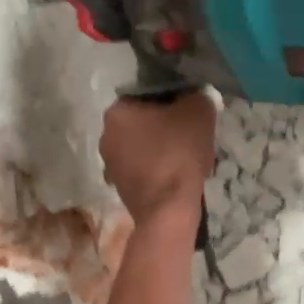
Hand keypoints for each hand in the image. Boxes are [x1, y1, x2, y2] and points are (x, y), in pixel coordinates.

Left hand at [100, 91, 216, 224]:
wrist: (168, 209)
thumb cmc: (178, 153)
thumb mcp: (198, 112)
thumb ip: (198, 96)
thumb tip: (198, 96)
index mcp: (117, 111)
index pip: (146, 95)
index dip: (171, 100)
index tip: (189, 112)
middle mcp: (105, 135)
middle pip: (143, 122)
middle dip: (165, 126)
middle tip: (190, 134)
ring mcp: (110, 164)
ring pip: (143, 146)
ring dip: (162, 148)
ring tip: (187, 156)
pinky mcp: (120, 187)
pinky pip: (143, 168)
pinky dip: (158, 169)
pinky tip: (177, 175)